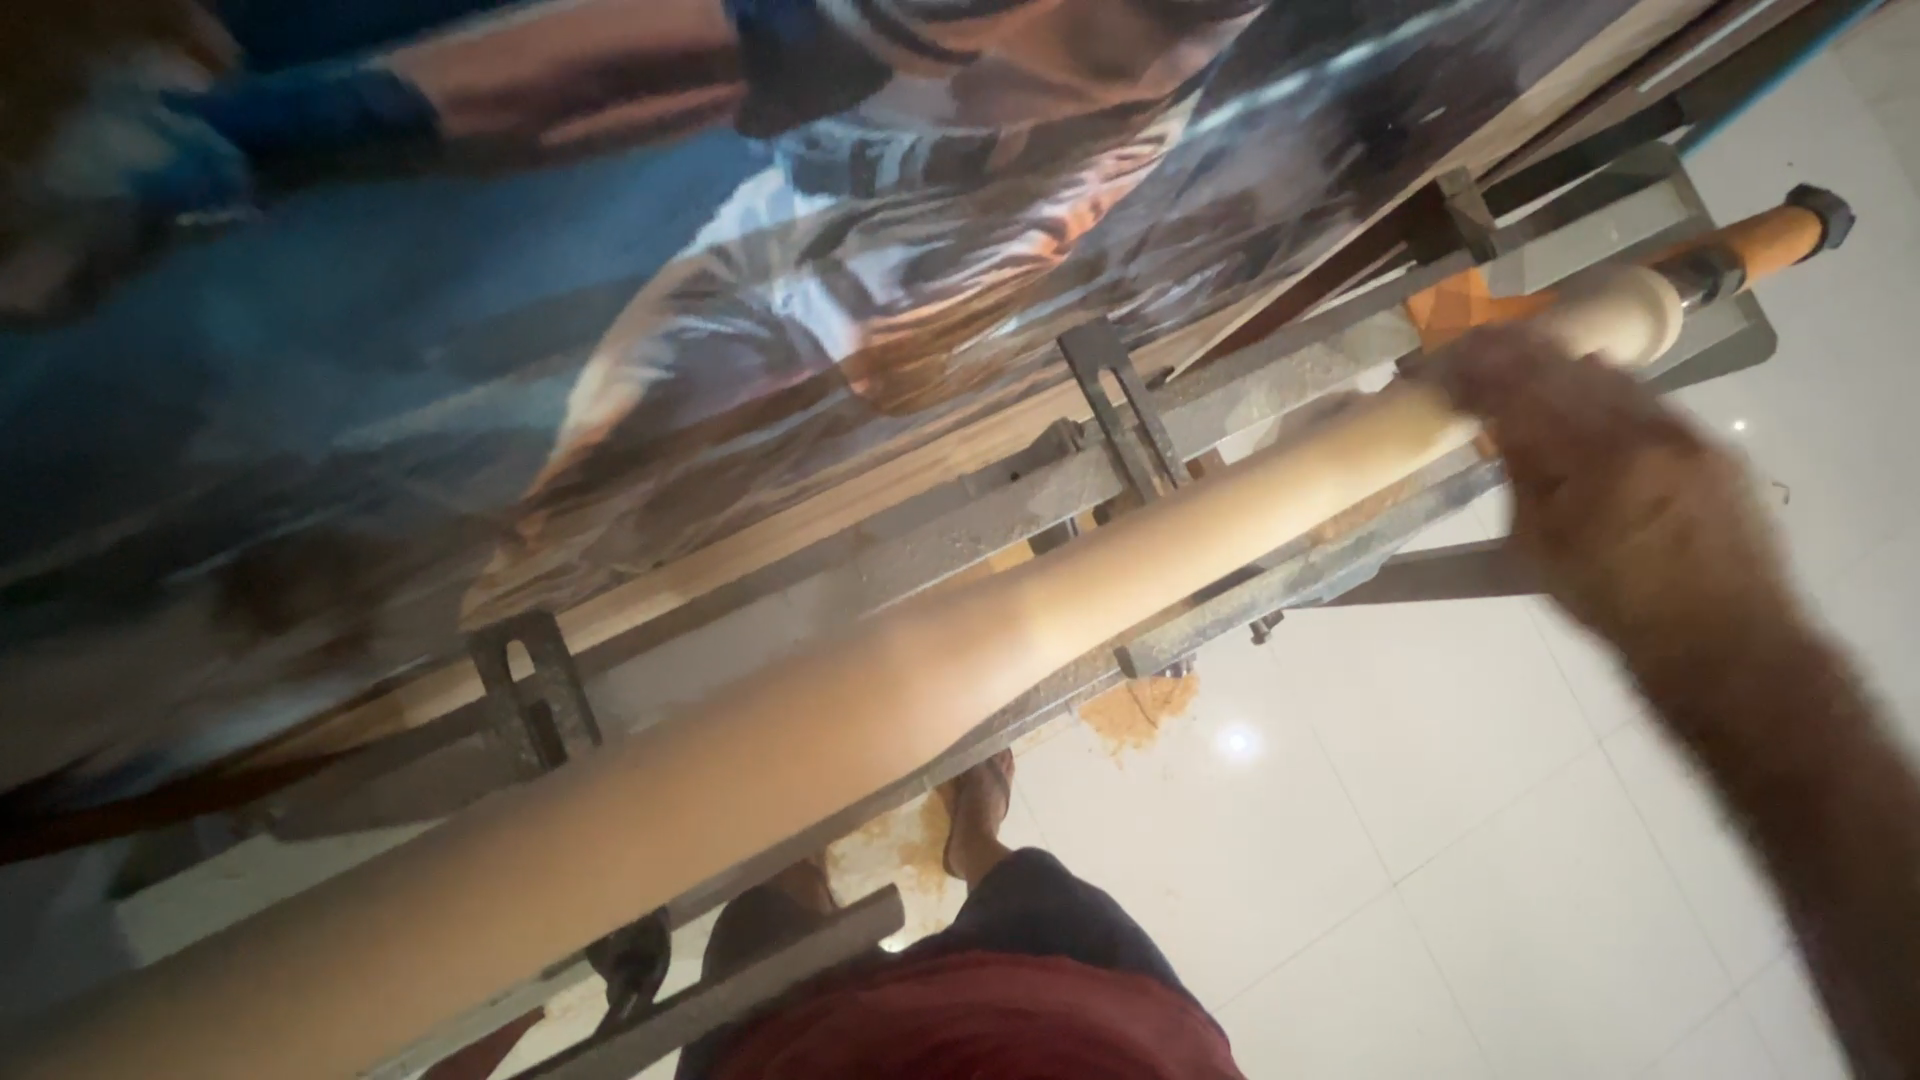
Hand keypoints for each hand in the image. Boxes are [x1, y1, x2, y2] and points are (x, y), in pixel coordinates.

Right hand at [1426, 324, 1798, 657]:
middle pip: (1567, 374)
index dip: (1480, 375)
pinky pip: (1644, 397)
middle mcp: (1645, 433)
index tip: (1444, 363)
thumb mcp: (1536, 545)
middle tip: (1472, 342)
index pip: (1523, 397)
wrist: (1721, 636)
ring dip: (1557, 363)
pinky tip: (1582, 376)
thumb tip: (1504, 427)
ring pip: (1609, 379)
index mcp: (1594, 462)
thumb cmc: (1608, 600)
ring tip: (1517, 351)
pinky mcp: (1710, 445)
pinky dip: (1601, 383)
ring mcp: (1686, 434)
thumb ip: (1523, 476)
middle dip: (1514, 354)